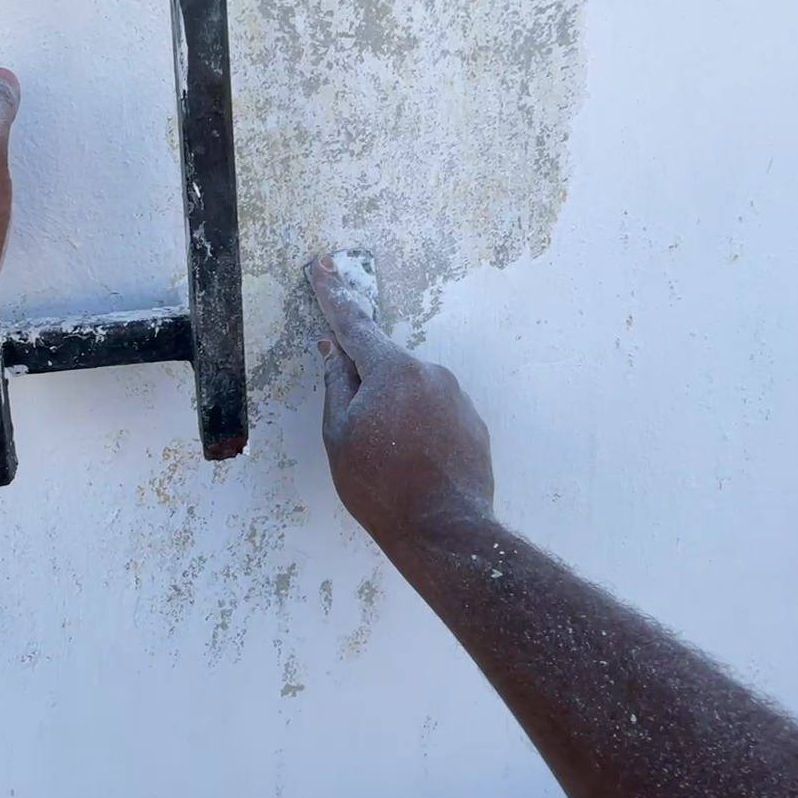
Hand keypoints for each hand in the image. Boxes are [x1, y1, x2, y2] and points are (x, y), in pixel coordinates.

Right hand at [308, 254, 494, 546]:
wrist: (444, 531)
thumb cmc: (379, 484)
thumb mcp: (339, 434)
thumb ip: (337, 384)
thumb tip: (332, 350)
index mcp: (393, 370)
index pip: (355, 325)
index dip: (334, 296)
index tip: (324, 267)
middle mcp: (431, 373)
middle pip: (384, 365)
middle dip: (365, 385)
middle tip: (356, 433)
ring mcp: (457, 398)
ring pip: (410, 391)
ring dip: (392, 411)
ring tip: (387, 460)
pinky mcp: (473, 423)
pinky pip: (433, 412)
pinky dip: (417, 427)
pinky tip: (412, 463)